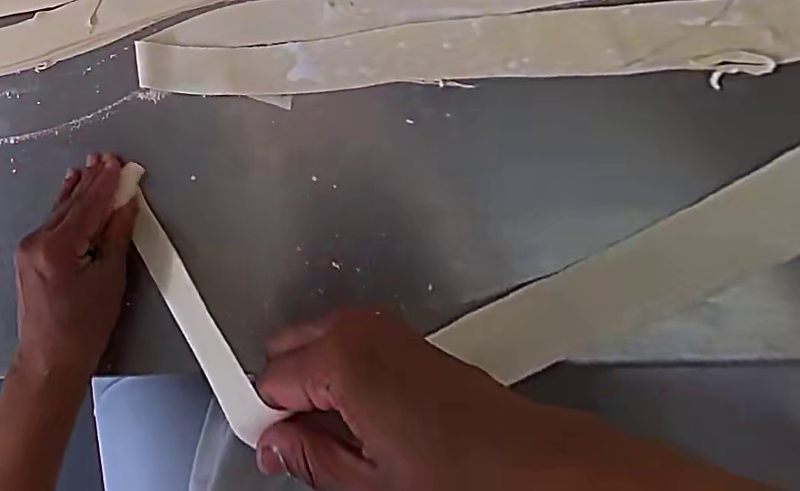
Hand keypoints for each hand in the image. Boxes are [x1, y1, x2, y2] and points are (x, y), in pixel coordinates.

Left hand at [10, 153, 138, 381]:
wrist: (48, 364)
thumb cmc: (82, 331)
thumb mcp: (110, 280)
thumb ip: (116, 235)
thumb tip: (125, 203)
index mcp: (57, 249)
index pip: (89, 205)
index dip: (107, 183)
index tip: (120, 164)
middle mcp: (37, 241)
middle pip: (74, 202)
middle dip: (95, 180)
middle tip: (110, 158)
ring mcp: (29, 246)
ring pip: (62, 208)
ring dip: (81, 187)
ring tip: (94, 164)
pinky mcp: (27, 252)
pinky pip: (52, 219)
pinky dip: (66, 203)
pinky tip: (71, 185)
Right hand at [255, 309, 764, 490]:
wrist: (536, 468)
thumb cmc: (462, 479)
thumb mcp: (370, 487)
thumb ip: (309, 459)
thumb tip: (275, 446)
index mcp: (339, 359)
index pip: (268, 377)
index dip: (264, 416)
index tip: (269, 445)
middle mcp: (355, 328)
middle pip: (288, 349)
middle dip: (288, 393)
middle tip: (307, 447)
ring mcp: (379, 325)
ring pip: (316, 344)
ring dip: (315, 383)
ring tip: (348, 438)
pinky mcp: (399, 333)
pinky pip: (347, 342)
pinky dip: (343, 373)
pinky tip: (371, 420)